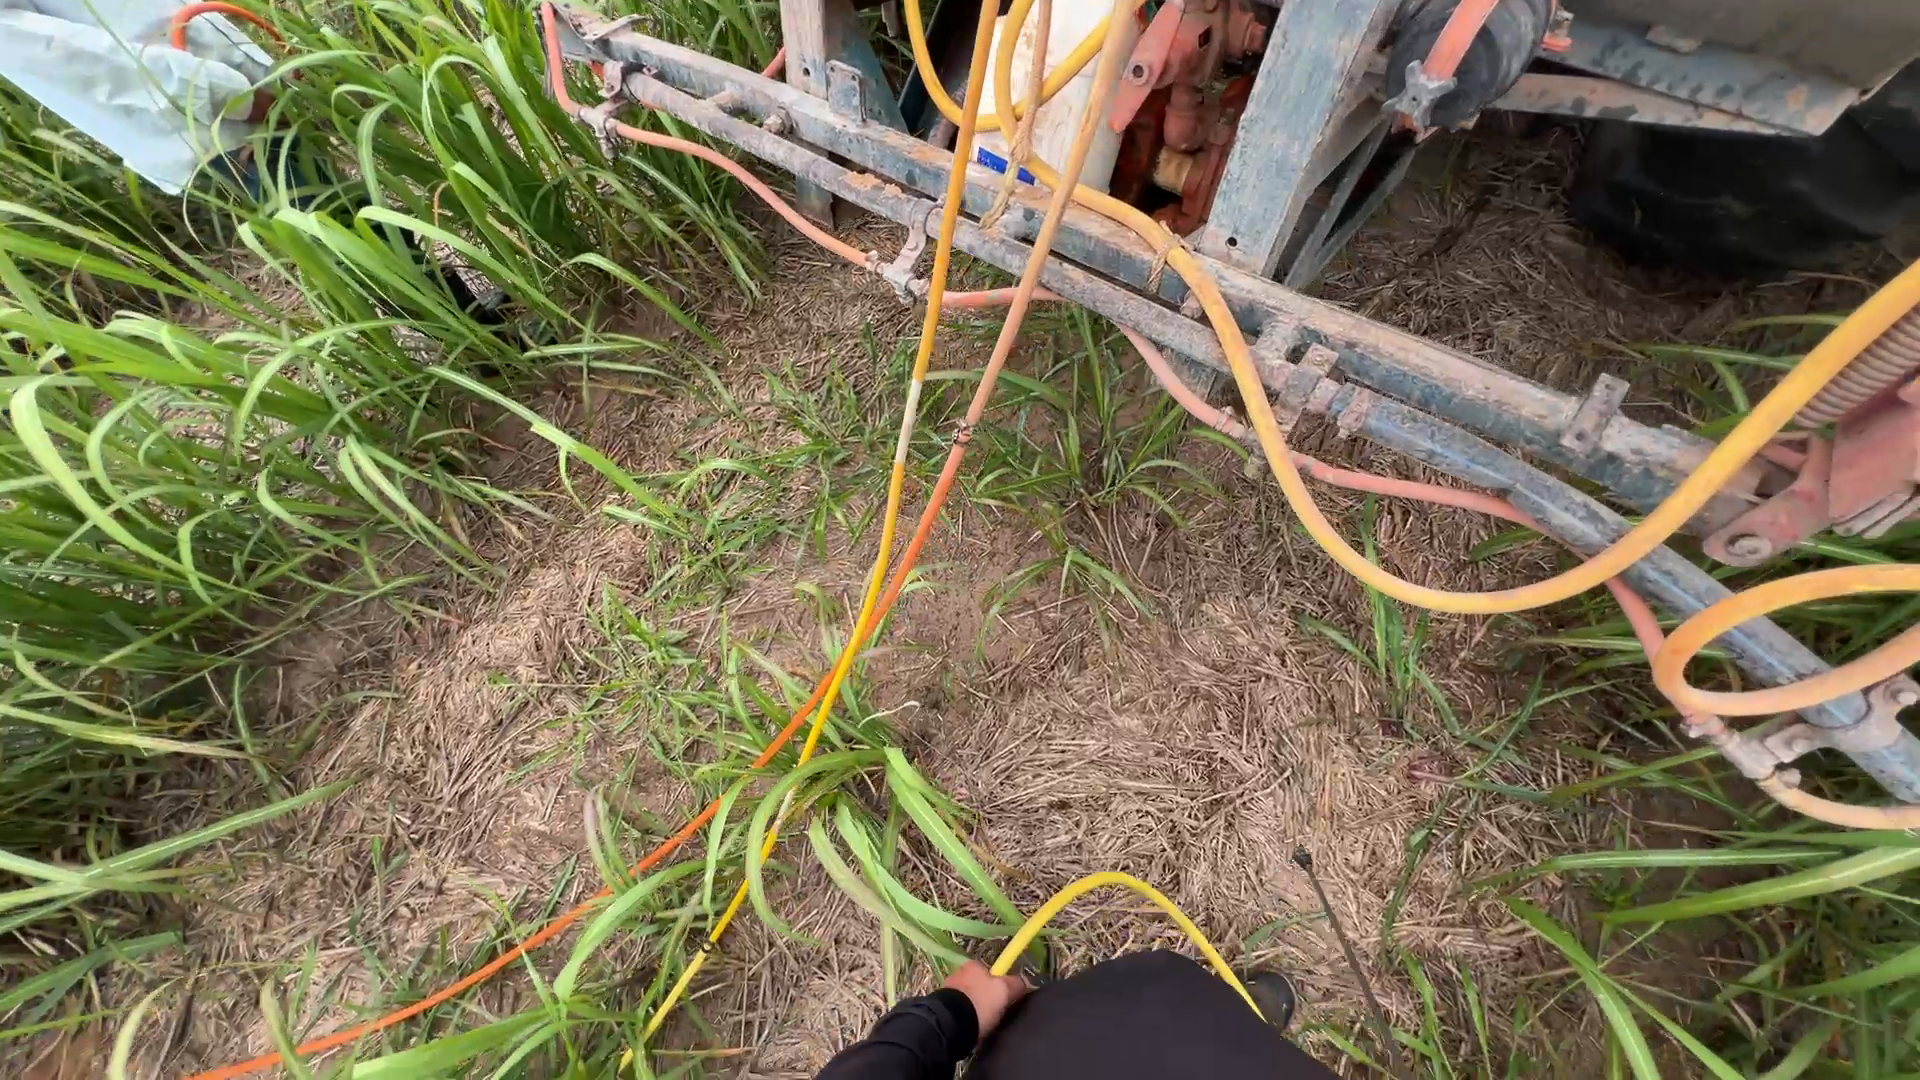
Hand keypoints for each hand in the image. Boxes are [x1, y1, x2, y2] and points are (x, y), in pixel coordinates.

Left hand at [942, 959, 1028, 1043]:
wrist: (949, 1024)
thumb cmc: (979, 1002)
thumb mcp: (1004, 991)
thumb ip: (1016, 984)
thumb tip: (1027, 981)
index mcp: (974, 964)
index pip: (992, 972)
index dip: (1001, 986)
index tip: (1006, 1002)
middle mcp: (960, 973)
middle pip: (980, 985)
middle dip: (987, 998)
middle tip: (997, 1015)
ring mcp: (949, 990)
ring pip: (969, 999)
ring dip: (975, 1009)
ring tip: (983, 1025)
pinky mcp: (942, 1008)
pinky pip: (959, 1012)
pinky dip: (965, 1018)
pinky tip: (971, 1029)